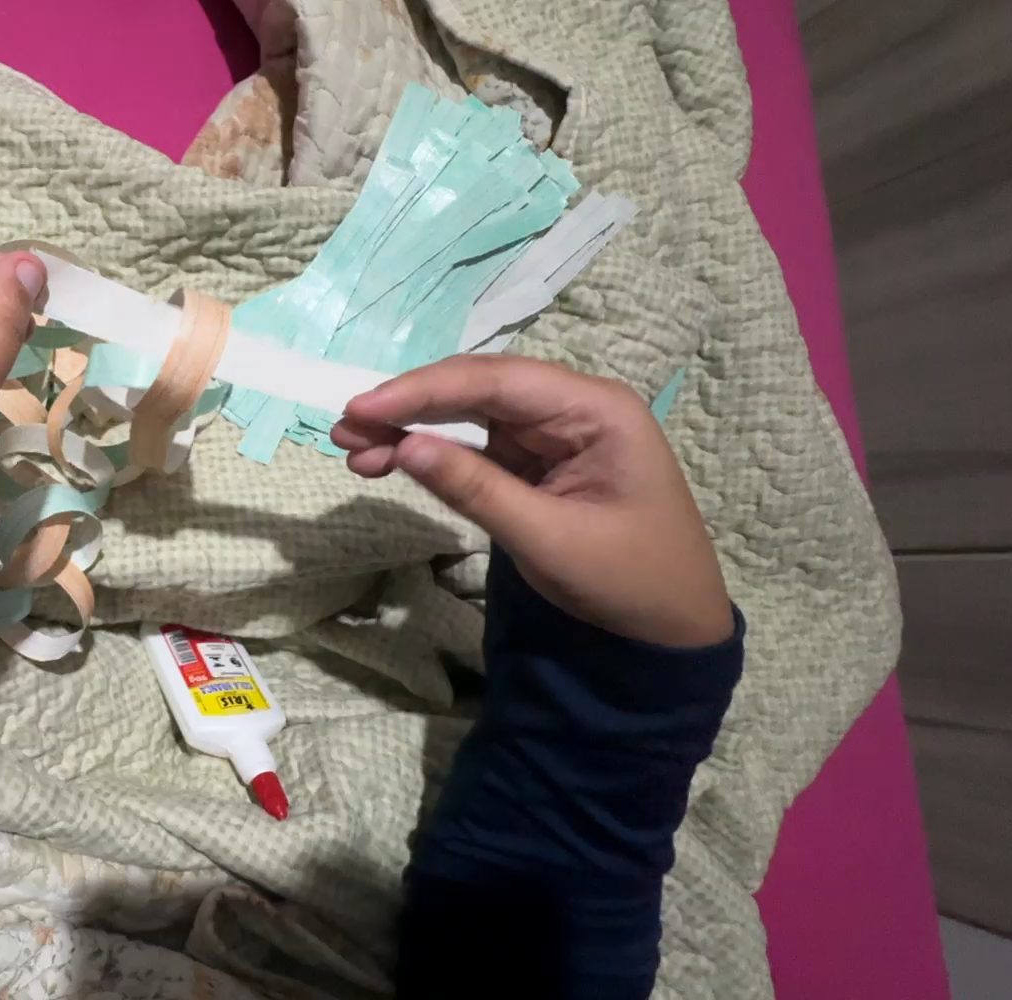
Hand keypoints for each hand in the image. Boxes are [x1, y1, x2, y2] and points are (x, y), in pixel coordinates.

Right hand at [332, 355, 731, 647]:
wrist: (666, 628)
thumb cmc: (626, 580)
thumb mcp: (547, 538)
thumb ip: (474, 488)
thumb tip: (404, 447)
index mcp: (594, 410)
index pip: (494, 382)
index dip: (422, 391)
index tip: (362, 407)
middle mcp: (567, 408)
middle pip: (472, 389)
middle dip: (406, 406)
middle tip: (345, 427)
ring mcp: (544, 432)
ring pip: (461, 413)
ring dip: (406, 427)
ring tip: (351, 448)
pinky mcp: (525, 459)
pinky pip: (465, 444)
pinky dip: (424, 452)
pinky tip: (385, 461)